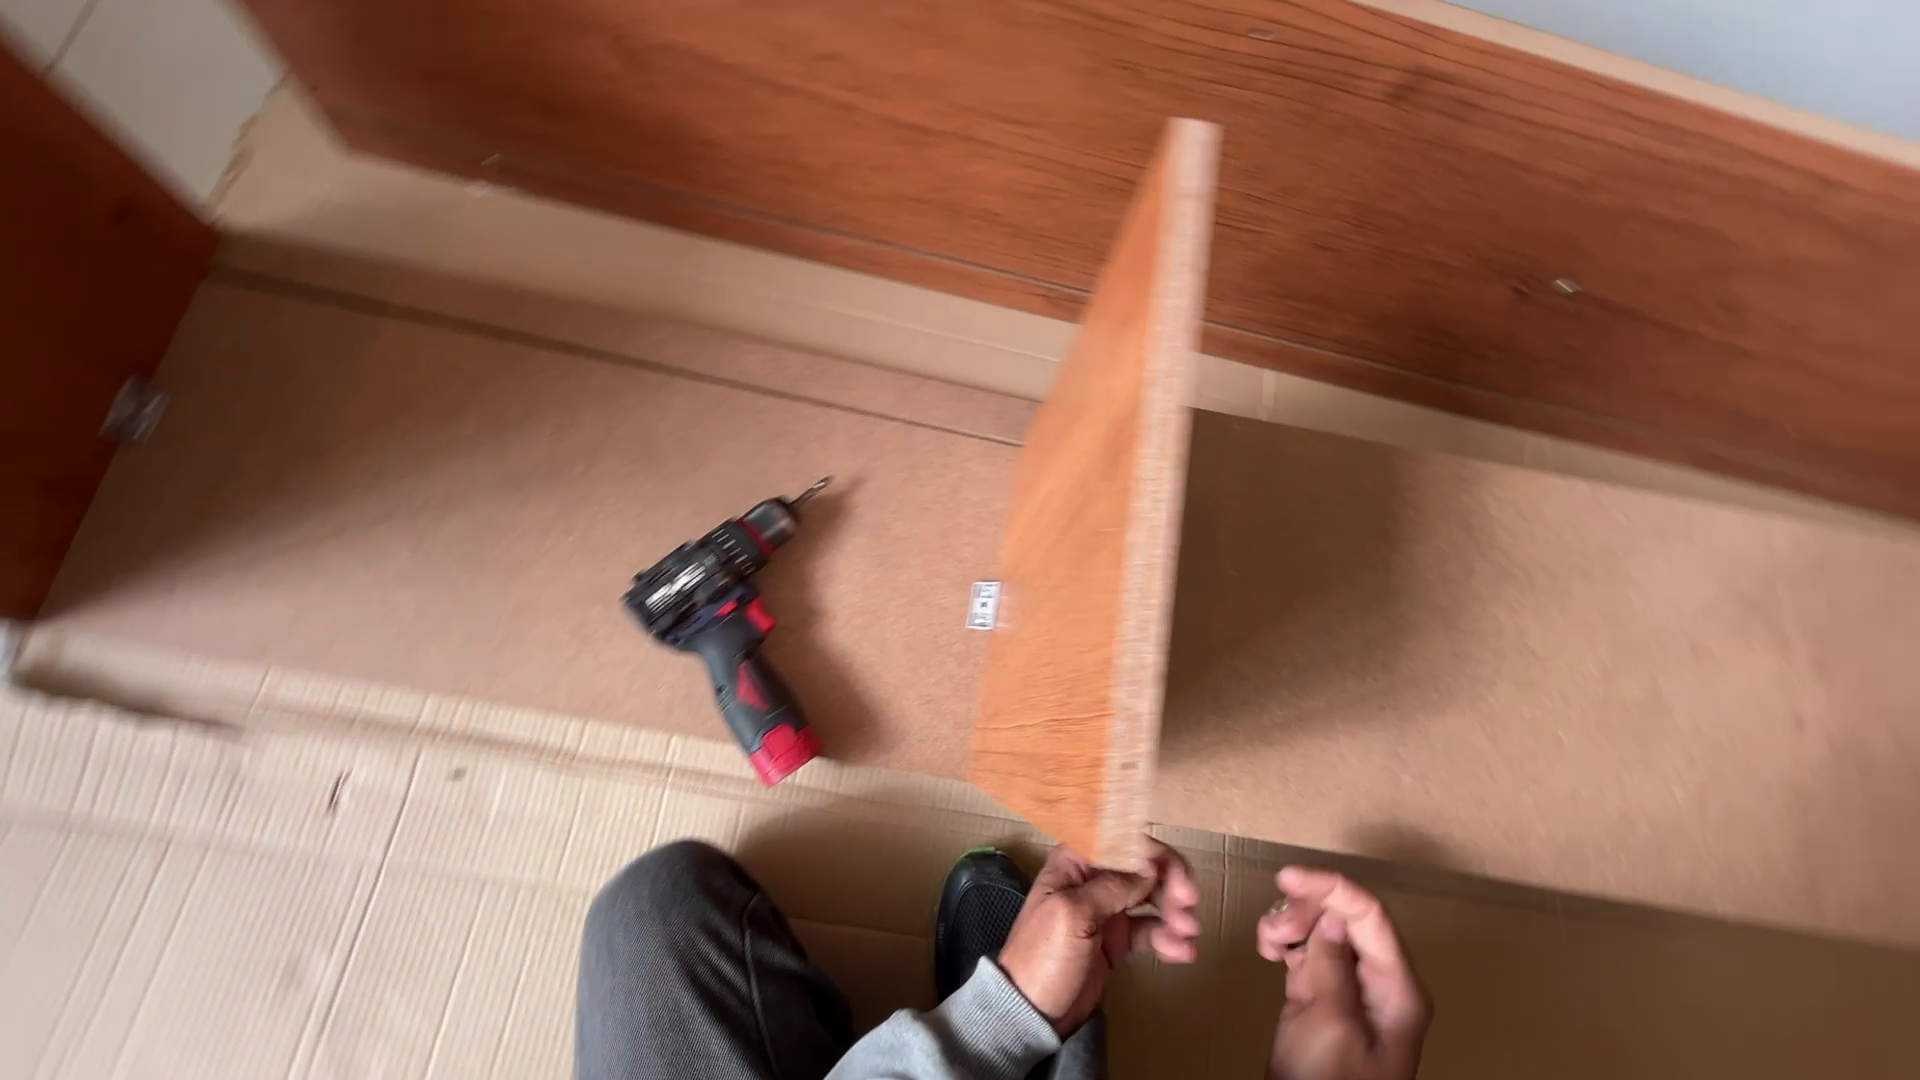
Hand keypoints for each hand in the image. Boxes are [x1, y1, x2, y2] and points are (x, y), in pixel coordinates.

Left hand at [996, 838, 1201, 1034]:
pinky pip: (1149, 930)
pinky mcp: (1116, 940)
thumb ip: (1111, 887)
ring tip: (1189, 935)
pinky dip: (1168, 938)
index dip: (1155, 856)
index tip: (1178, 879)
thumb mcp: (1073, 915)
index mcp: (1074, 862)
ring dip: (1173, 912)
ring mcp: (1105, 910)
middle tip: (1189, 908)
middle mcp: (1092, 879)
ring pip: (1150, 898)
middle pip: (1142, 868)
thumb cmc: (1041, 956)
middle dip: (1170, 884)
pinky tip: (1183, 952)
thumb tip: (1149, 866)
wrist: (1031, 1012)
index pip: (1123, 842)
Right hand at [1258, 867, 1431, 1079]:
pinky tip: (1268, 951)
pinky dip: (1284, 939)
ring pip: (1321, 927)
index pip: (1370, 915)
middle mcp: (1378, 981)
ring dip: (1289, 923)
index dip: (1330, 886)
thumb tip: (1332, 914)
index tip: (1285, 877)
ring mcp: (1349, 988)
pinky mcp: (1320, 994)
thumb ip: (1333, 964)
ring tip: (1267, 943)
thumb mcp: (1330, 1023)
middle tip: (1272, 930)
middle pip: (1345, 916)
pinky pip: (1305, 947)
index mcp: (1397, 989)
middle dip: (1304, 909)